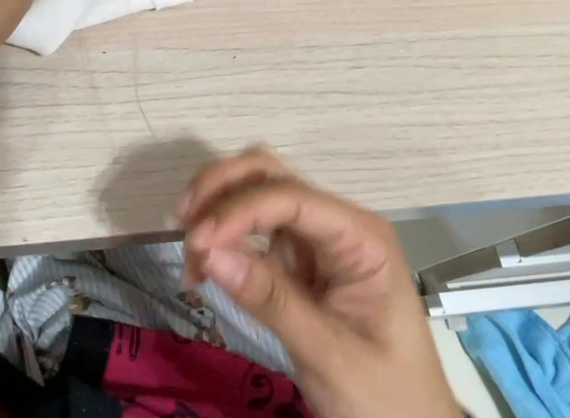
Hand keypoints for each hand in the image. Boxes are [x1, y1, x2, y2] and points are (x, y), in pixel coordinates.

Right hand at [179, 149, 460, 417]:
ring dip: (214, 209)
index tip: (200, 243)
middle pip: (268, 174)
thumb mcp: (332, 357)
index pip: (291, 196)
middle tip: (183, 226)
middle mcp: (334, 224)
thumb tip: (209, 253)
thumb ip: (273, 302)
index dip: (240, 210)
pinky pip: (248, 231)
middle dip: (221, 190)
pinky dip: (218, 238)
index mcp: (360, 237)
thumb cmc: (385, 397)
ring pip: (253, 192)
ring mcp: (311, 239)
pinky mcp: (292, 260)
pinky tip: (201, 269)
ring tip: (190, 253)